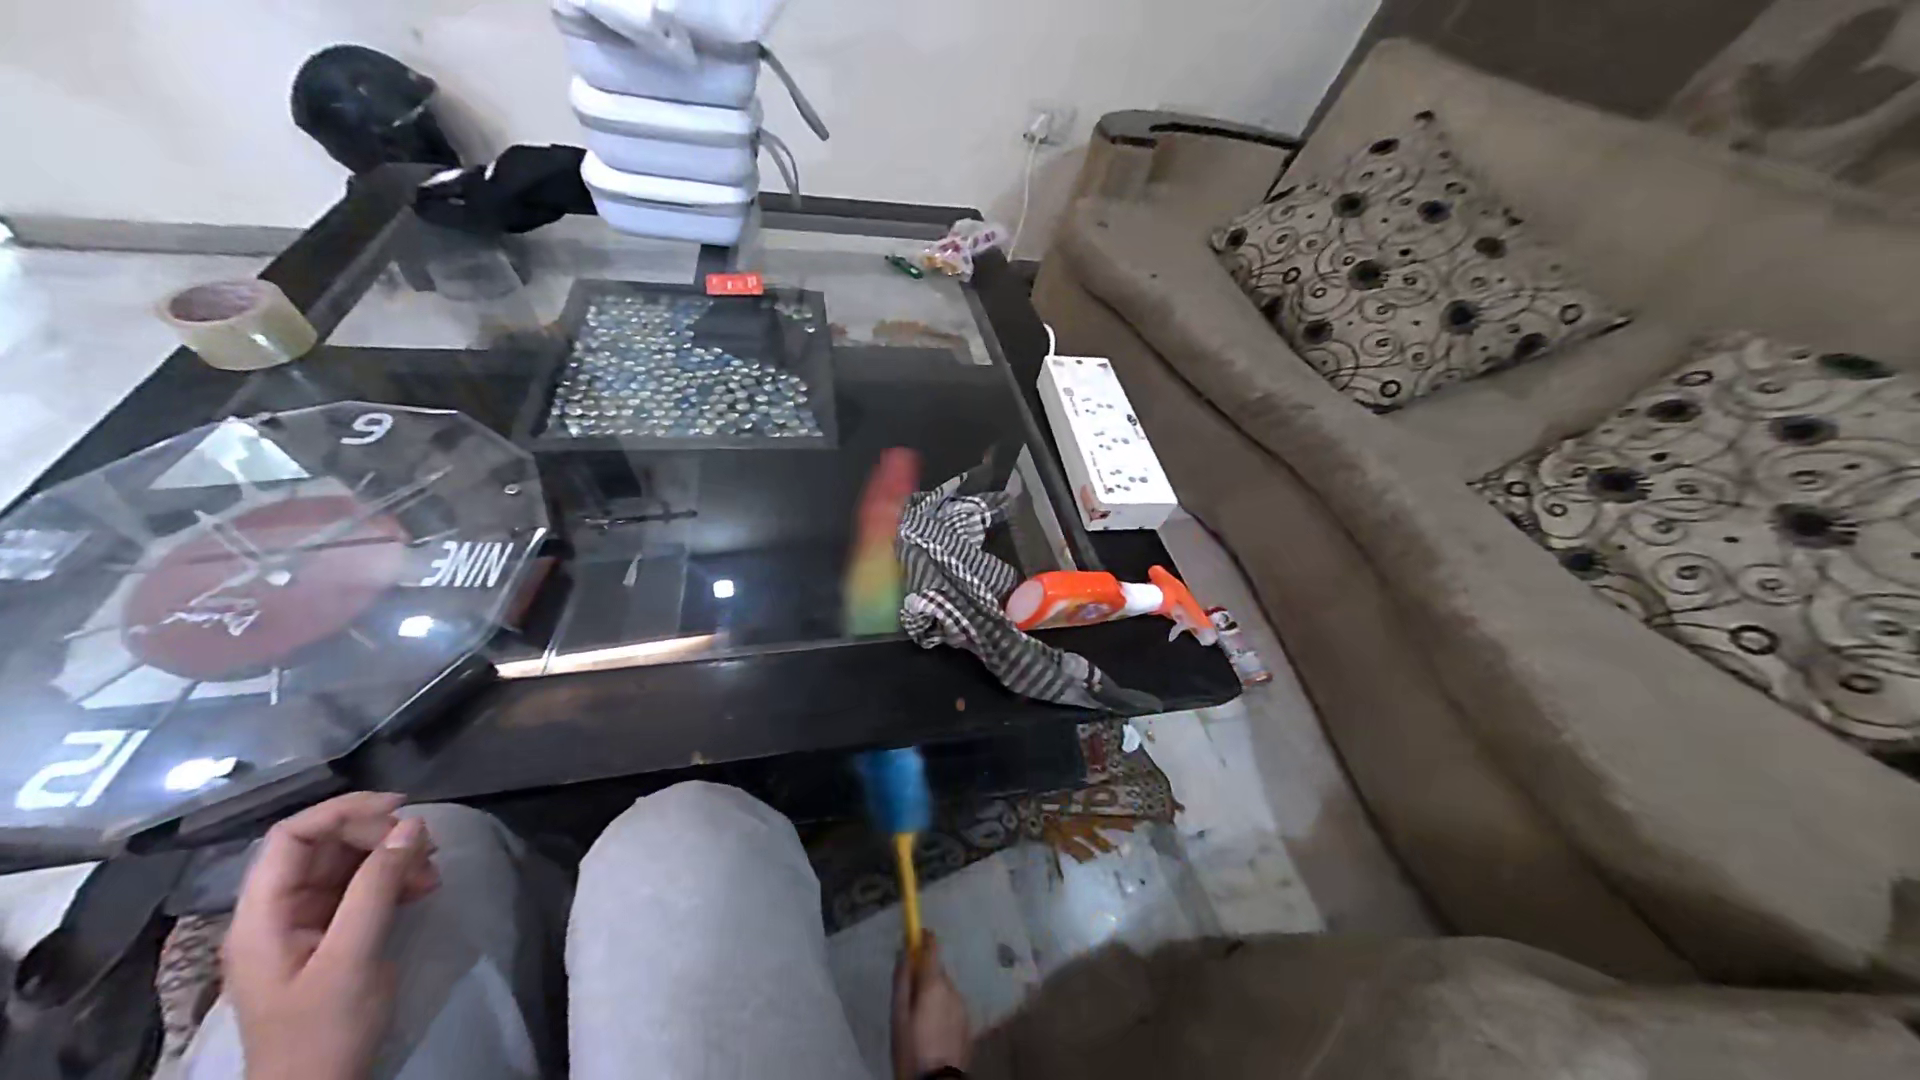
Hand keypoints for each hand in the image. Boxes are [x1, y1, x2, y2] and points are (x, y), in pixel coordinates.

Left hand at [224, 792, 439, 1079]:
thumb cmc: (324, 1030)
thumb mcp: (353, 957)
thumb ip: (377, 887)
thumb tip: (412, 824)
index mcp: (262, 916)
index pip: (291, 837)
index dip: (342, 812)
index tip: (401, 808)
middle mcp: (277, 911)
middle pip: (324, 845)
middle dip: (379, 835)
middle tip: (426, 848)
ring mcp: (304, 923)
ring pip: (348, 862)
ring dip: (393, 856)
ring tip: (431, 872)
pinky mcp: (332, 933)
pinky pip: (362, 886)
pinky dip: (395, 877)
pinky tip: (423, 888)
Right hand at [890, 933, 970, 1079]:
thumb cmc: (911, 1049)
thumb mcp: (897, 1015)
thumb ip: (901, 980)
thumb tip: (904, 951)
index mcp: (934, 983)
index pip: (932, 946)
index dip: (924, 937)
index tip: (915, 934)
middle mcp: (952, 988)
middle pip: (937, 971)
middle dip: (924, 976)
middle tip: (910, 996)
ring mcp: (963, 1006)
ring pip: (945, 990)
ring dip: (934, 995)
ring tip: (921, 1020)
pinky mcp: (968, 1023)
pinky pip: (952, 1006)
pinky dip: (943, 1010)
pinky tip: (933, 1030)